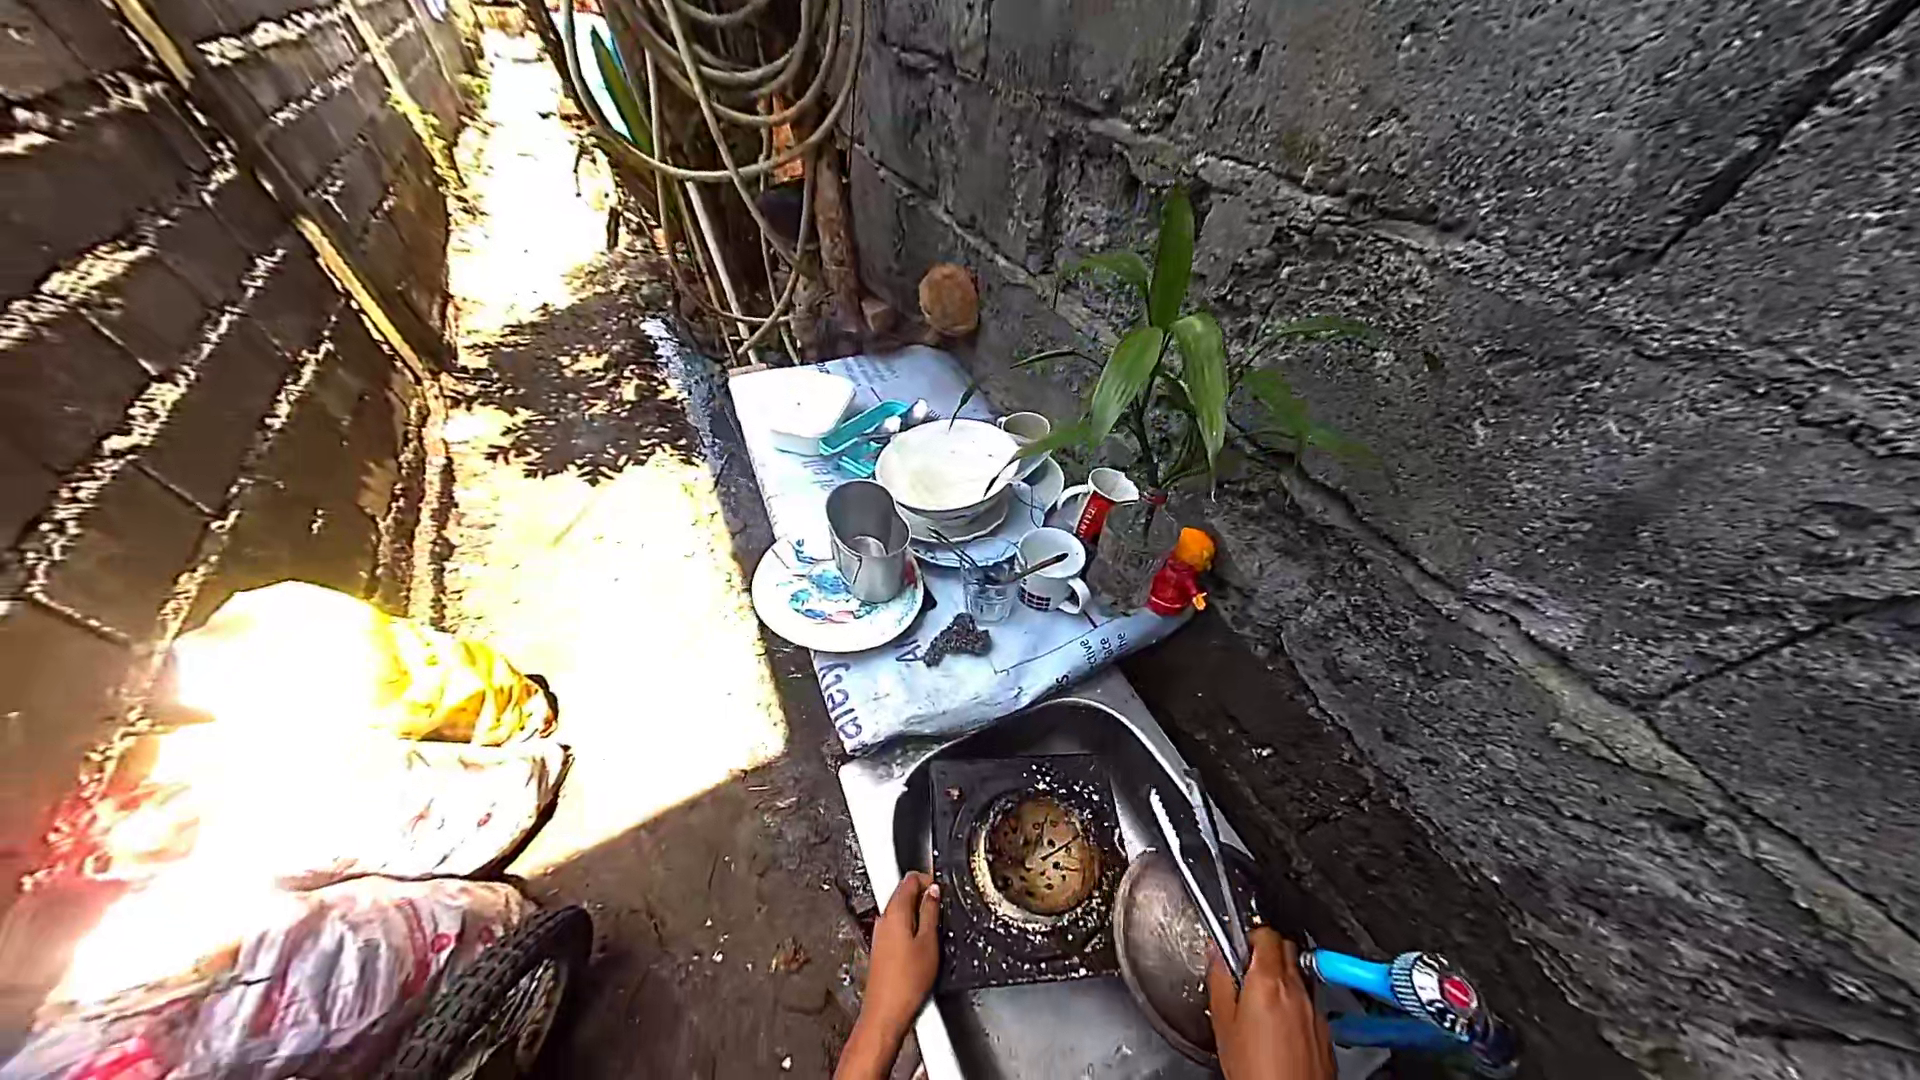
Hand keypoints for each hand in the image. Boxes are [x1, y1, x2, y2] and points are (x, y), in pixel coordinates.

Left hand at [836, 873, 940, 1079]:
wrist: (885, 1015)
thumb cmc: (907, 982)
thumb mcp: (929, 942)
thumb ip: (931, 911)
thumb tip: (933, 891)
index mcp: (895, 911)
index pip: (910, 879)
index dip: (928, 880)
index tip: (940, 890)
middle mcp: (884, 918)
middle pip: (903, 892)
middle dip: (923, 896)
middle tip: (940, 909)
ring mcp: (880, 933)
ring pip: (900, 910)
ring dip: (917, 913)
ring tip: (933, 930)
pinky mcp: (880, 948)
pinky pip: (896, 926)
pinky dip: (910, 927)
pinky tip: (920, 946)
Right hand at [1209, 928, 1335, 1079]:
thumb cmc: (1256, 1072)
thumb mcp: (1223, 1021)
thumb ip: (1219, 979)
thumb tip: (1216, 954)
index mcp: (1268, 981)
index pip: (1266, 934)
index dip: (1250, 934)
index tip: (1239, 945)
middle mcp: (1297, 991)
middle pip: (1285, 948)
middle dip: (1266, 950)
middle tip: (1248, 967)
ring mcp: (1315, 1013)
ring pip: (1299, 975)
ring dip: (1281, 976)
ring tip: (1261, 999)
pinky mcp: (1325, 1034)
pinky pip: (1309, 1003)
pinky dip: (1295, 1002)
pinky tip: (1279, 1025)